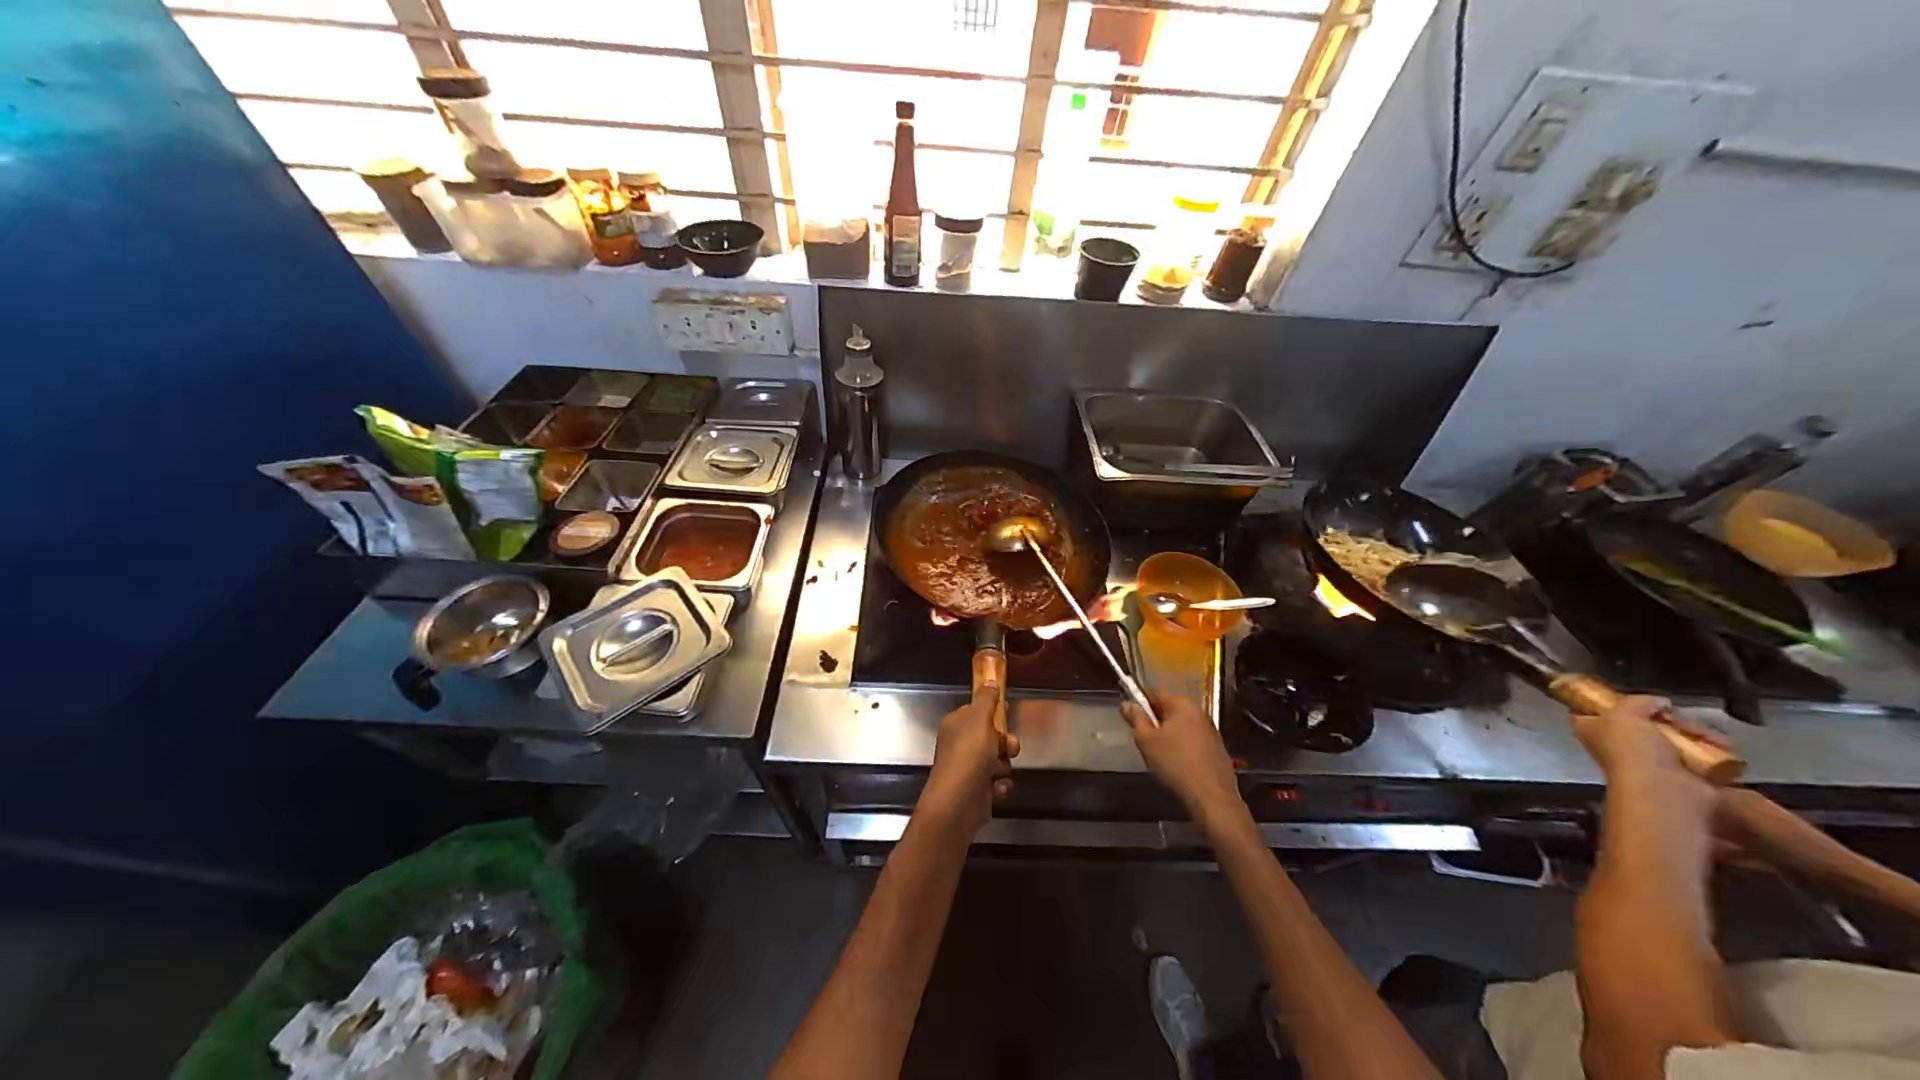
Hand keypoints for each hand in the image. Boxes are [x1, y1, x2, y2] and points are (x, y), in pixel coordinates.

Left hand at [922, 683, 1018, 834]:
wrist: (959, 801)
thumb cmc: (969, 754)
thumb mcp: (979, 718)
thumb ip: (987, 698)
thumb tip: (990, 680)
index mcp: (956, 724)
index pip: (977, 711)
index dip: (994, 712)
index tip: (1007, 712)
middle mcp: (960, 744)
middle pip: (992, 736)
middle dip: (1005, 742)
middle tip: (1009, 747)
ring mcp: (968, 767)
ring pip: (998, 759)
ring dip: (1004, 765)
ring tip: (999, 771)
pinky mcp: (978, 788)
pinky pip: (998, 780)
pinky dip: (1000, 784)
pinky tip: (997, 788)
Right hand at [1122, 691, 1242, 825]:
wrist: (1212, 797)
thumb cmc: (1175, 764)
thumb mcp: (1146, 740)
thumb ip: (1135, 718)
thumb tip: (1127, 703)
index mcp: (1183, 704)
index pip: (1154, 692)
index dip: (1139, 702)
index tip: (1130, 719)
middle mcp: (1199, 712)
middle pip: (1168, 709)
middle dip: (1154, 722)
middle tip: (1144, 742)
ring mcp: (1210, 731)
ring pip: (1180, 727)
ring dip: (1167, 736)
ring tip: (1160, 757)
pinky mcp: (1217, 749)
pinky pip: (1191, 741)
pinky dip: (1181, 748)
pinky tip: (1177, 766)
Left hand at [1570, 695, 1727, 786]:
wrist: (1664, 790)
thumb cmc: (1632, 749)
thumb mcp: (1624, 713)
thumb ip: (1638, 701)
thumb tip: (1658, 702)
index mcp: (1590, 728)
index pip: (1589, 708)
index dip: (1606, 699)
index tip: (1626, 695)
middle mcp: (1616, 741)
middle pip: (1640, 718)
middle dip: (1664, 715)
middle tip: (1674, 717)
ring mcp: (1649, 756)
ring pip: (1672, 732)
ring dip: (1693, 730)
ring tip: (1702, 734)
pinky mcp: (1681, 769)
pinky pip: (1696, 749)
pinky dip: (1710, 745)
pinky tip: (1719, 743)